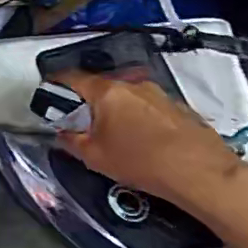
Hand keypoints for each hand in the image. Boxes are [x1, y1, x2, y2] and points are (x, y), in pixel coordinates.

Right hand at [52, 70, 247, 214]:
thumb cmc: (140, 162)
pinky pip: (148, 107)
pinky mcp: (177, 106)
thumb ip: (72, 142)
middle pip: (102, 86)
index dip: (57, 82)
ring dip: (117, 110)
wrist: (198, 171)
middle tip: (82, 123)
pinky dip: (139, 118)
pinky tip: (143, 140)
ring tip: (115, 135)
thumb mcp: (96, 157)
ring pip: (128, 97)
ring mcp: (158, 93)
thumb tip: (63, 133)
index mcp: (108, 91)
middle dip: (89, 101)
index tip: (49, 90)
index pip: (74, 77)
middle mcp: (133, 84)